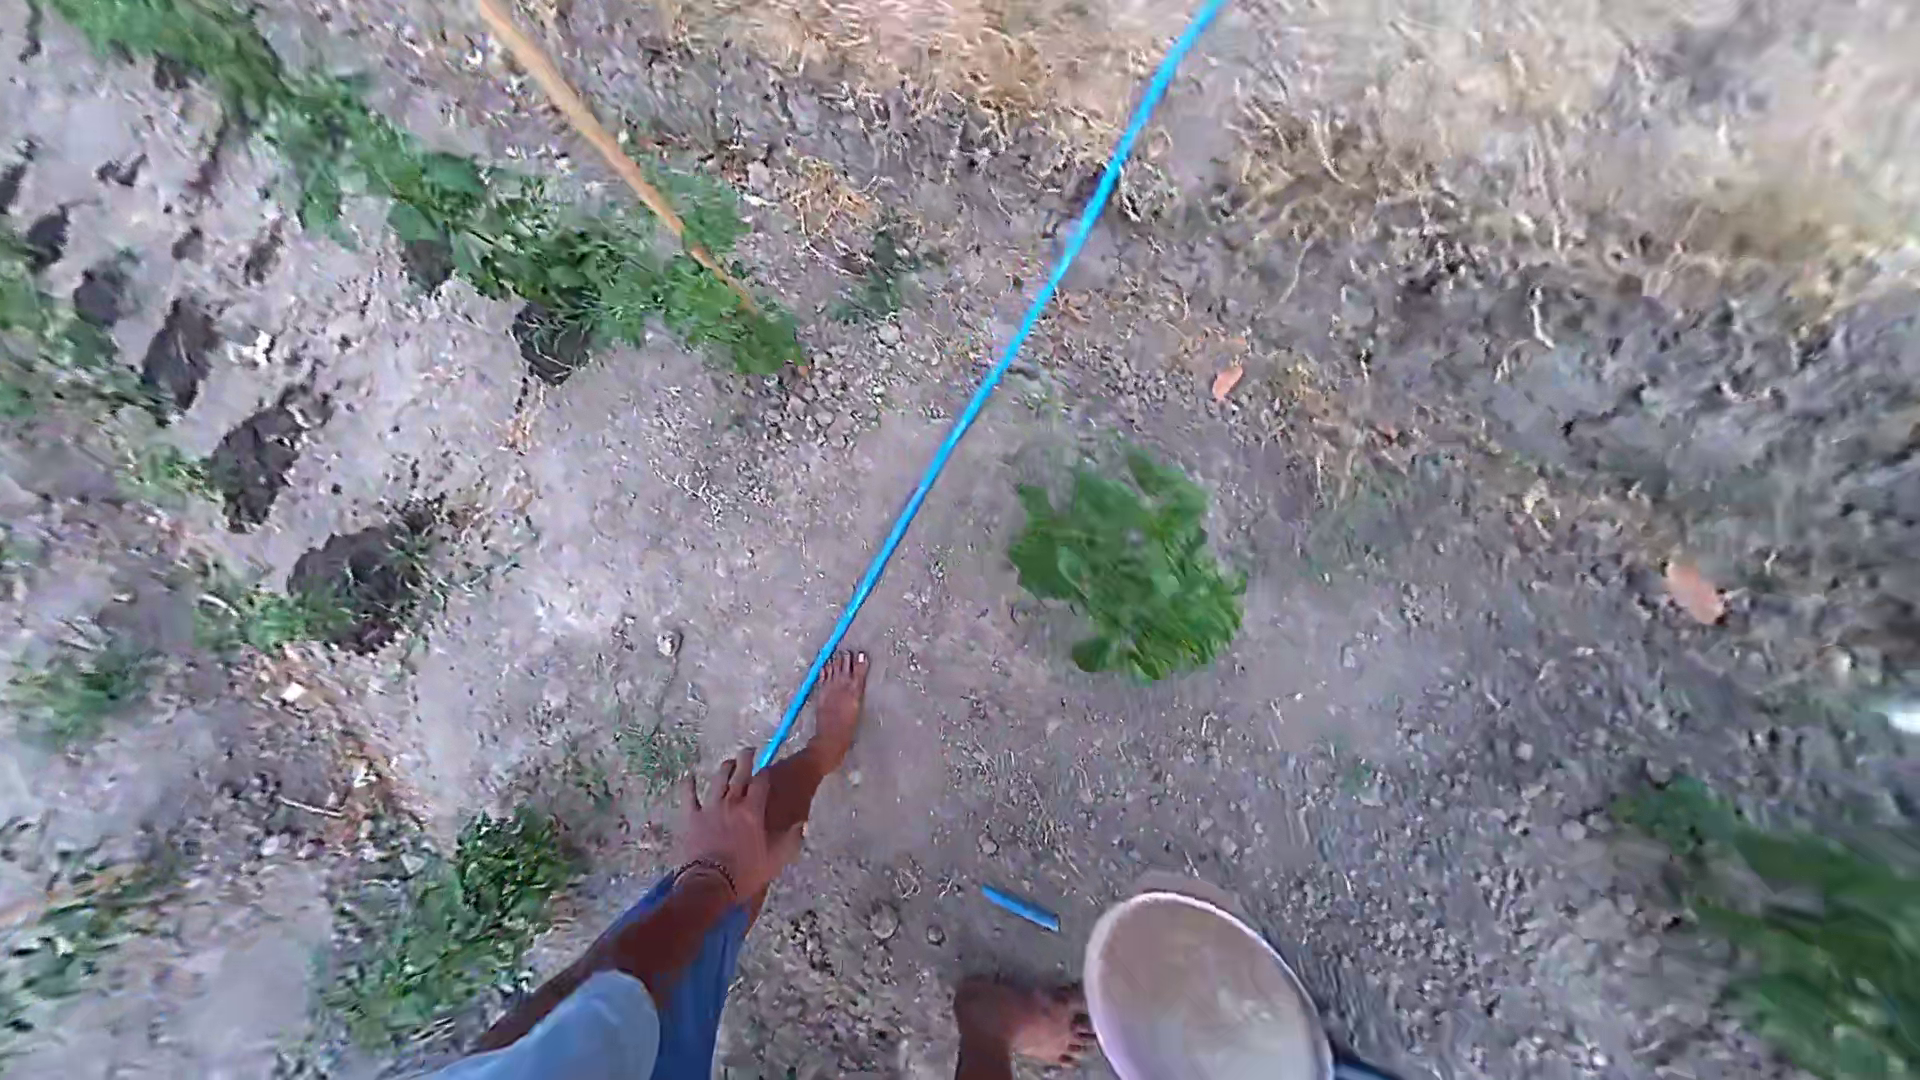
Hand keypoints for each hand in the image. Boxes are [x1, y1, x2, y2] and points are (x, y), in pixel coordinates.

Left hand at [675, 748, 804, 899]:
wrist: (709, 887)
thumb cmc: (745, 873)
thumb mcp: (776, 858)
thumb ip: (791, 839)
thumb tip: (802, 824)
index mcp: (753, 810)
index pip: (762, 781)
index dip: (765, 773)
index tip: (767, 770)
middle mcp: (732, 802)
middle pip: (740, 772)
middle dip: (746, 758)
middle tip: (748, 750)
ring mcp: (710, 808)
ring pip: (717, 779)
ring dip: (724, 768)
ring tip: (728, 763)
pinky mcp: (692, 818)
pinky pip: (689, 797)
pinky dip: (688, 786)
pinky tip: (688, 778)